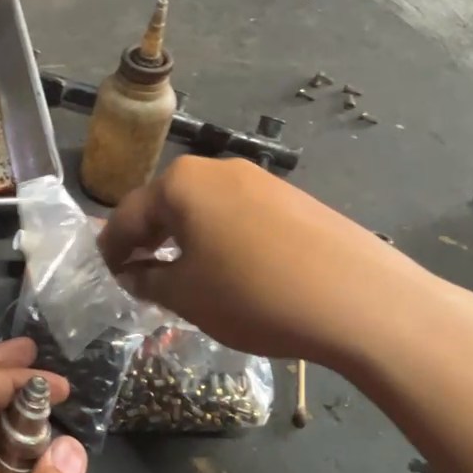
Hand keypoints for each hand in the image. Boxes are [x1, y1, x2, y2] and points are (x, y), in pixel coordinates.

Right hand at [97, 156, 444, 365]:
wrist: (368, 303)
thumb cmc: (256, 295)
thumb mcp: (186, 297)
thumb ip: (147, 281)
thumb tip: (133, 274)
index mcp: (180, 183)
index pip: (128, 216)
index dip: (111, 251)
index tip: (104, 276)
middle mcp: (217, 169)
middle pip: (166, 205)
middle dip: (150, 240)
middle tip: (140, 277)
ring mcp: (261, 180)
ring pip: (205, 210)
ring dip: (187, 240)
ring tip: (186, 277)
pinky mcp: (296, 200)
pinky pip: (241, 216)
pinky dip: (224, 240)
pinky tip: (235, 272)